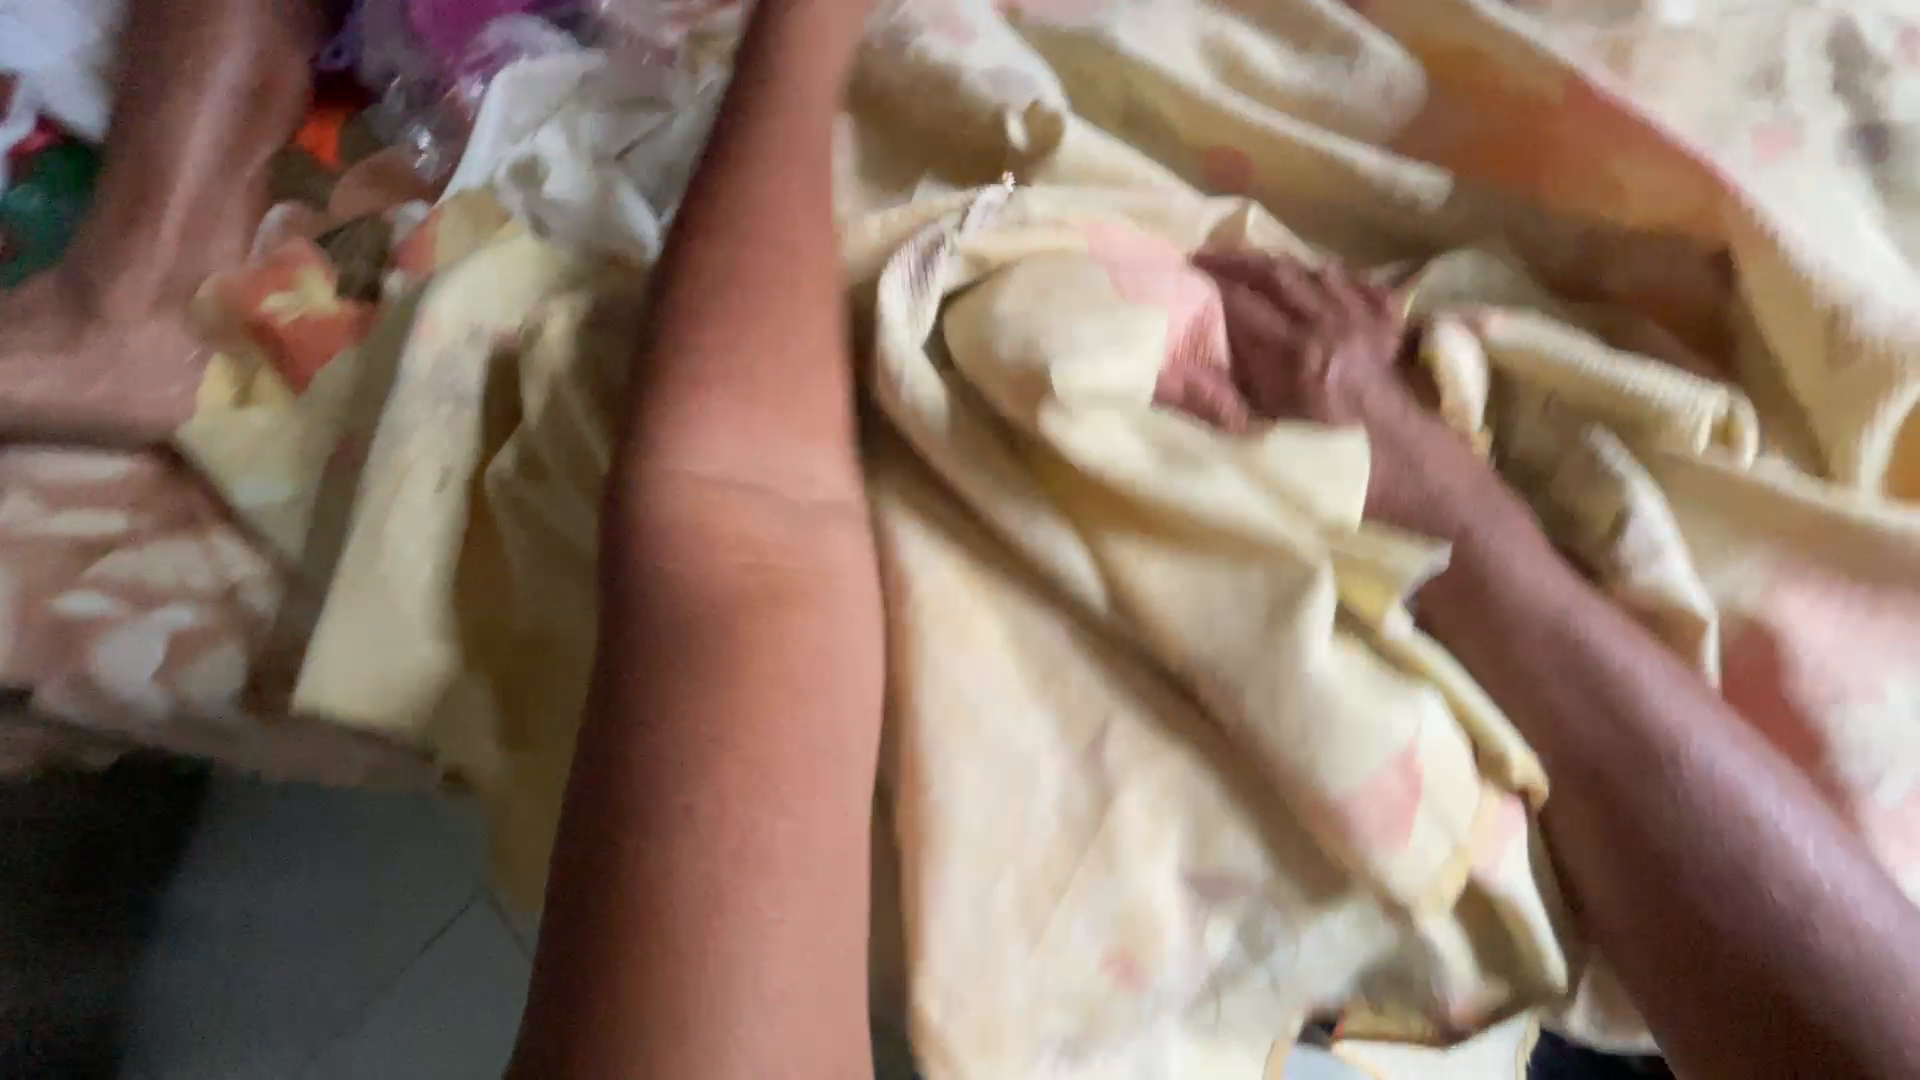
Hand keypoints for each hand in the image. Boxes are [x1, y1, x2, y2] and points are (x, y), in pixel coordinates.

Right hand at [1193, 251, 1529, 547]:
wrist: (1409, 471)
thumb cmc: (1330, 464)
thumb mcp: (1266, 436)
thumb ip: (1230, 395)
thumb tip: (1196, 364)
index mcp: (1292, 354)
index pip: (1240, 302)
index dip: (1208, 284)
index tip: (1184, 275)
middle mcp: (1327, 324)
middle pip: (1275, 273)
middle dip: (1235, 261)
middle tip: (1206, 257)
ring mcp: (1363, 320)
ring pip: (1314, 271)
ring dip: (1278, 264)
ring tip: (1253, 264)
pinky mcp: (1390, 325)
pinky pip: (1357, 283)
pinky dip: (1331, 275)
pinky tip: (1318, 276)